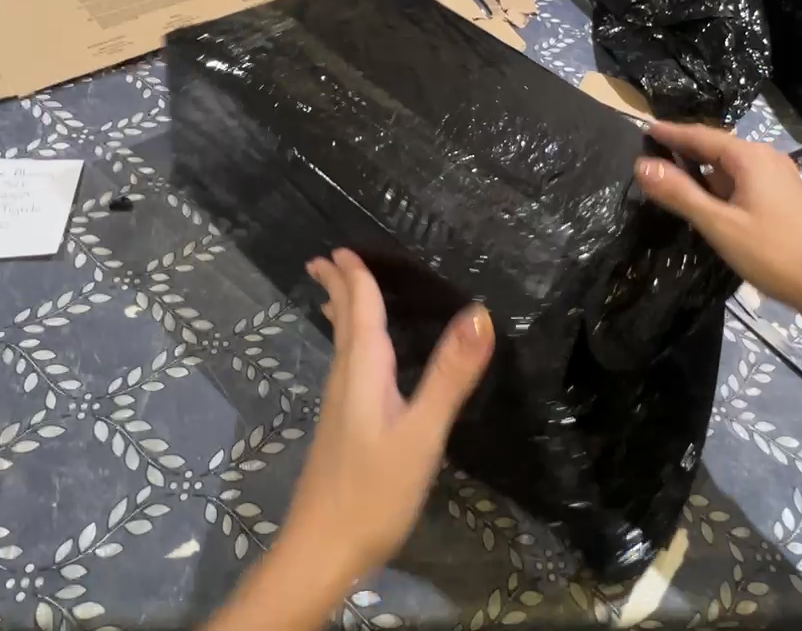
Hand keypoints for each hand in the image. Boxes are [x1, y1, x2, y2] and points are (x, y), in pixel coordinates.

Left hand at [282, 249, 494, 581]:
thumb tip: (479, 311)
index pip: (359, 311)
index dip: (353, 277)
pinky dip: (349, 343)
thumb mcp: (422, 433)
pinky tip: (358, 360)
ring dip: (340, 313)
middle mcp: (347, 380)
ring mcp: (341, 407)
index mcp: (364, 370)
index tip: (339, 247)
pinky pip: (347, 367)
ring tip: (336, 294)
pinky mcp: (343, 430)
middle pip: (342, 322)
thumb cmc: (373, 491)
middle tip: (324, 259)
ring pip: (341, 345)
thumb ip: (450, 375)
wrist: (322, 553)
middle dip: (336, 289)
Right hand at [635, 122, 801, 326]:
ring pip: (728, 166)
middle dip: (683, 149)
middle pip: (715, 146)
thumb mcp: (719, 225)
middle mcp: (766, 158)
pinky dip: (718, 184)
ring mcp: (778, 178)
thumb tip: (642, 164)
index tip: (643, 128)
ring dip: (700, 169)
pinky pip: (742, 181)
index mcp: (750, 157)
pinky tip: (704, 199)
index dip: (670, 132)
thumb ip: (680, 194)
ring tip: (668, 176)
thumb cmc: (775, 255)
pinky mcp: (784, 197)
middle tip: (648, 154)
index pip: (700, 135)